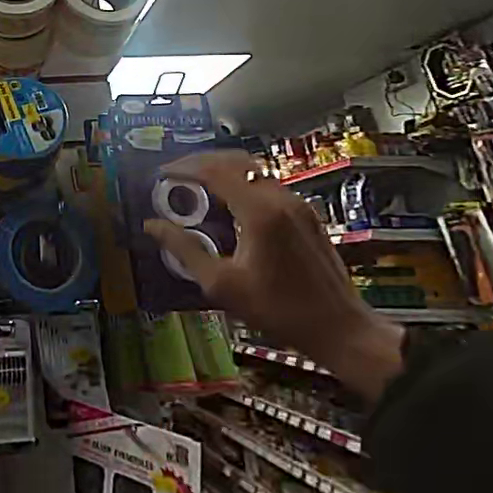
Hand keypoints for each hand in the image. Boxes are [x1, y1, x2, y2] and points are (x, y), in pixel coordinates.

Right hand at [143, 150, 405, 401]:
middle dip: (201, 163)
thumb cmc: (278, 310)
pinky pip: (266, 185)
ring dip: (222, 172)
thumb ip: (184, 250)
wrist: (341, 330)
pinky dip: (240, 184)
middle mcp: (281, 199)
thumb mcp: (222, 284)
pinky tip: (227, 205)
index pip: (215, 171)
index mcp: (259, 212)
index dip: (183, 167)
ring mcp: (298, 205)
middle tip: (175, 175)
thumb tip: (151, 225)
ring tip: (196, 187)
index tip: (161, 174)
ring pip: (253, 171)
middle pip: (235, 162)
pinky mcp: (307, 215)